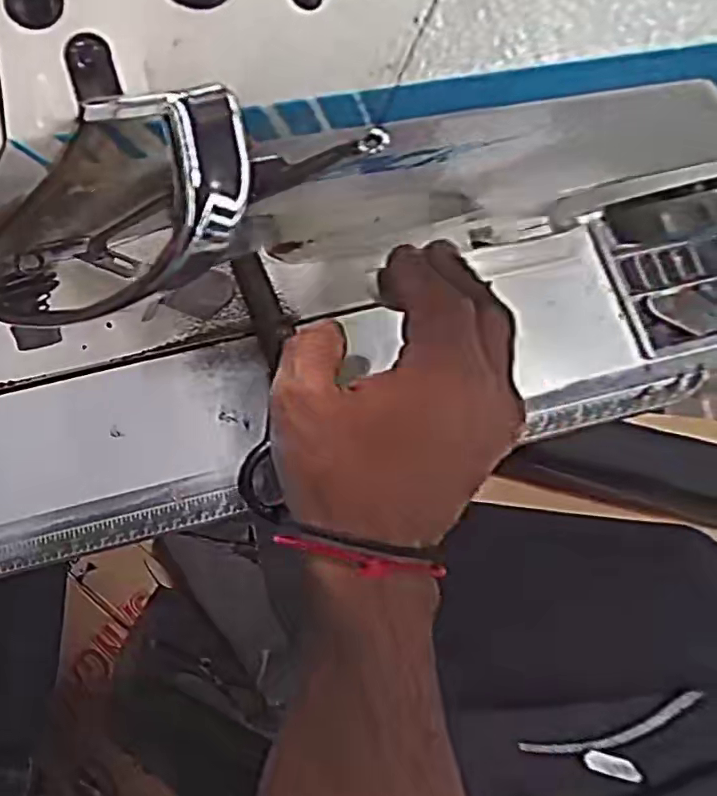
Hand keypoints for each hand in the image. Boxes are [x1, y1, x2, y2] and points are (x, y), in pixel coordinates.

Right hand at [271, 242, 524, 548]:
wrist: (368, 536)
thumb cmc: (339, 478)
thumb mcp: (297, 403)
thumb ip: (308, 351)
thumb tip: (321, 332)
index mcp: (443, 375)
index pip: (443, 304)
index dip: (420, 275)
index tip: (404, 259)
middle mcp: (483, 391)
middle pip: (485, 317)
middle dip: (457, 282)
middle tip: (432, 262)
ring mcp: (492, 416)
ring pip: (498, 344)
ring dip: (470, 311)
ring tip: (443, 293)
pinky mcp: (486, 436)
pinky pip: (494, 373)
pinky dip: (473, 344)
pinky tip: (449, 347)